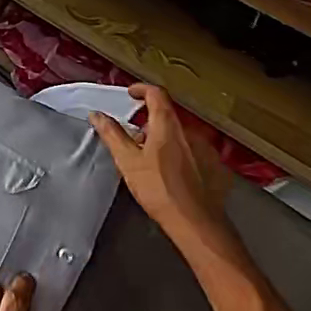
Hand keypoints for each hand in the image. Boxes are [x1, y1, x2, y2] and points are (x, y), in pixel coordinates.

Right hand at [90, 84, 234, 252]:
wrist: (195, 221)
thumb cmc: (160, 190)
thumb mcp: (128, 162)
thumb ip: (112, 135)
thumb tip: (97, 115)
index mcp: (167, 124)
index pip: (156, 93)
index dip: (142, 89)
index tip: (132, 94)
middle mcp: (189, 130)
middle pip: (166, 115)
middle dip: (149, 122)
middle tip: (135, 138)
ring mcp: (204, 146)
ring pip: (180, 134)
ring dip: (165, 139)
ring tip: (151, 161)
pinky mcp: (213, 164)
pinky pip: (193, 151)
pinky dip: (180, 155)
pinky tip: (172, 175)